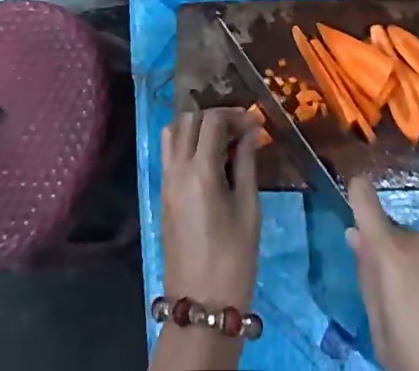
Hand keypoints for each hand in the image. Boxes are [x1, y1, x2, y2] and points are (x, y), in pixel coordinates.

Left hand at [152, 108, 261, 370]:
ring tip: (223, 140)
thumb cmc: (234, 258)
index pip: (211, 121)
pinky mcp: (163, 194)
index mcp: (200, 171)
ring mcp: (165, 181)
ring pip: (172, 133)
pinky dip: (187, 143)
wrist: (201, 303)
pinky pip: (169, 153)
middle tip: (240, 129)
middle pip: (187, 119)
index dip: (234, 115)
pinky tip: (210, 158)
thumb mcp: (249, 209)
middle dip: (214, 116)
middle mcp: (176, 169)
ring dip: (195, 126)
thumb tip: (251, 132)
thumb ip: (247, 164)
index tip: (255, 122)